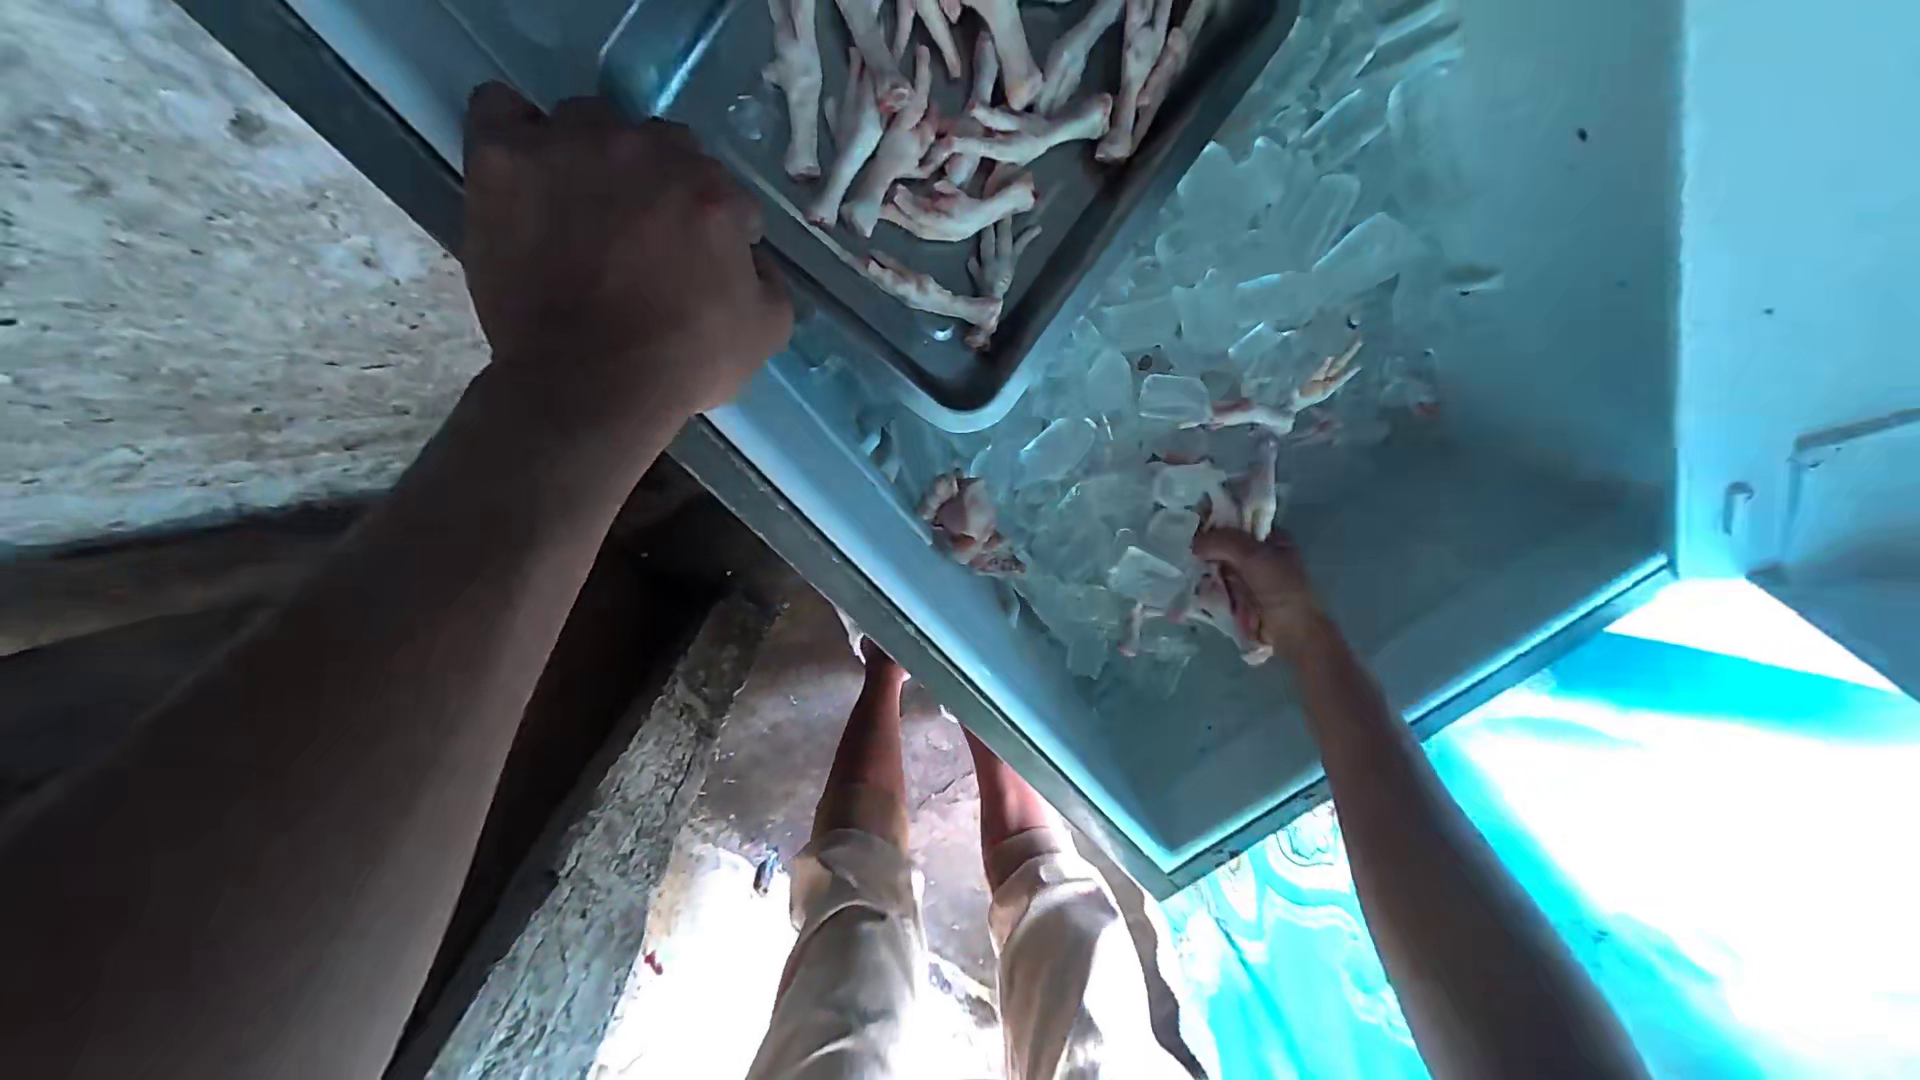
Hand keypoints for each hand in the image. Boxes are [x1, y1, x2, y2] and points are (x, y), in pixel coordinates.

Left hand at [459, 83, 791, 419]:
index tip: (708, 265)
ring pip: (593, 122)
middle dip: (669, 186)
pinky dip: (520, 132)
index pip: (730, 195)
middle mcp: (646, 153)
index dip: (725, 233)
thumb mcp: (766, 334)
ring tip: (591, 207)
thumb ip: (772, 281)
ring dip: (602, 156)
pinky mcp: (503, 158)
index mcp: (713, 195)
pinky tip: (533, 172)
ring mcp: (570, 147)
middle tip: (653, 236)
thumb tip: (753, 257)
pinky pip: (504, 108)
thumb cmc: (684, 363)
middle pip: (667, 147)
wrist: (588, 383)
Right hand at [1191, 528, 1331, 659]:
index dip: (1213, 515)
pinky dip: (1196, 580)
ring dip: (1196, 562)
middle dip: (1201, 541)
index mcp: (1267, 535)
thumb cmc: (1281, 589)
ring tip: (1180, 563)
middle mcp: (1253, 551)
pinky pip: (1208, 581)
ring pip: (1210, 560)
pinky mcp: (1230, 593)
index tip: (1193, 521)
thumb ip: (1224, 541)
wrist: (1291, 632)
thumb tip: (1193, 543)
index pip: (1235, 515)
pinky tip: (1184, 579)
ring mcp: (1241, 573)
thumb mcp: (1256, 556)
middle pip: (1219, 538)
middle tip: (1181, 544)